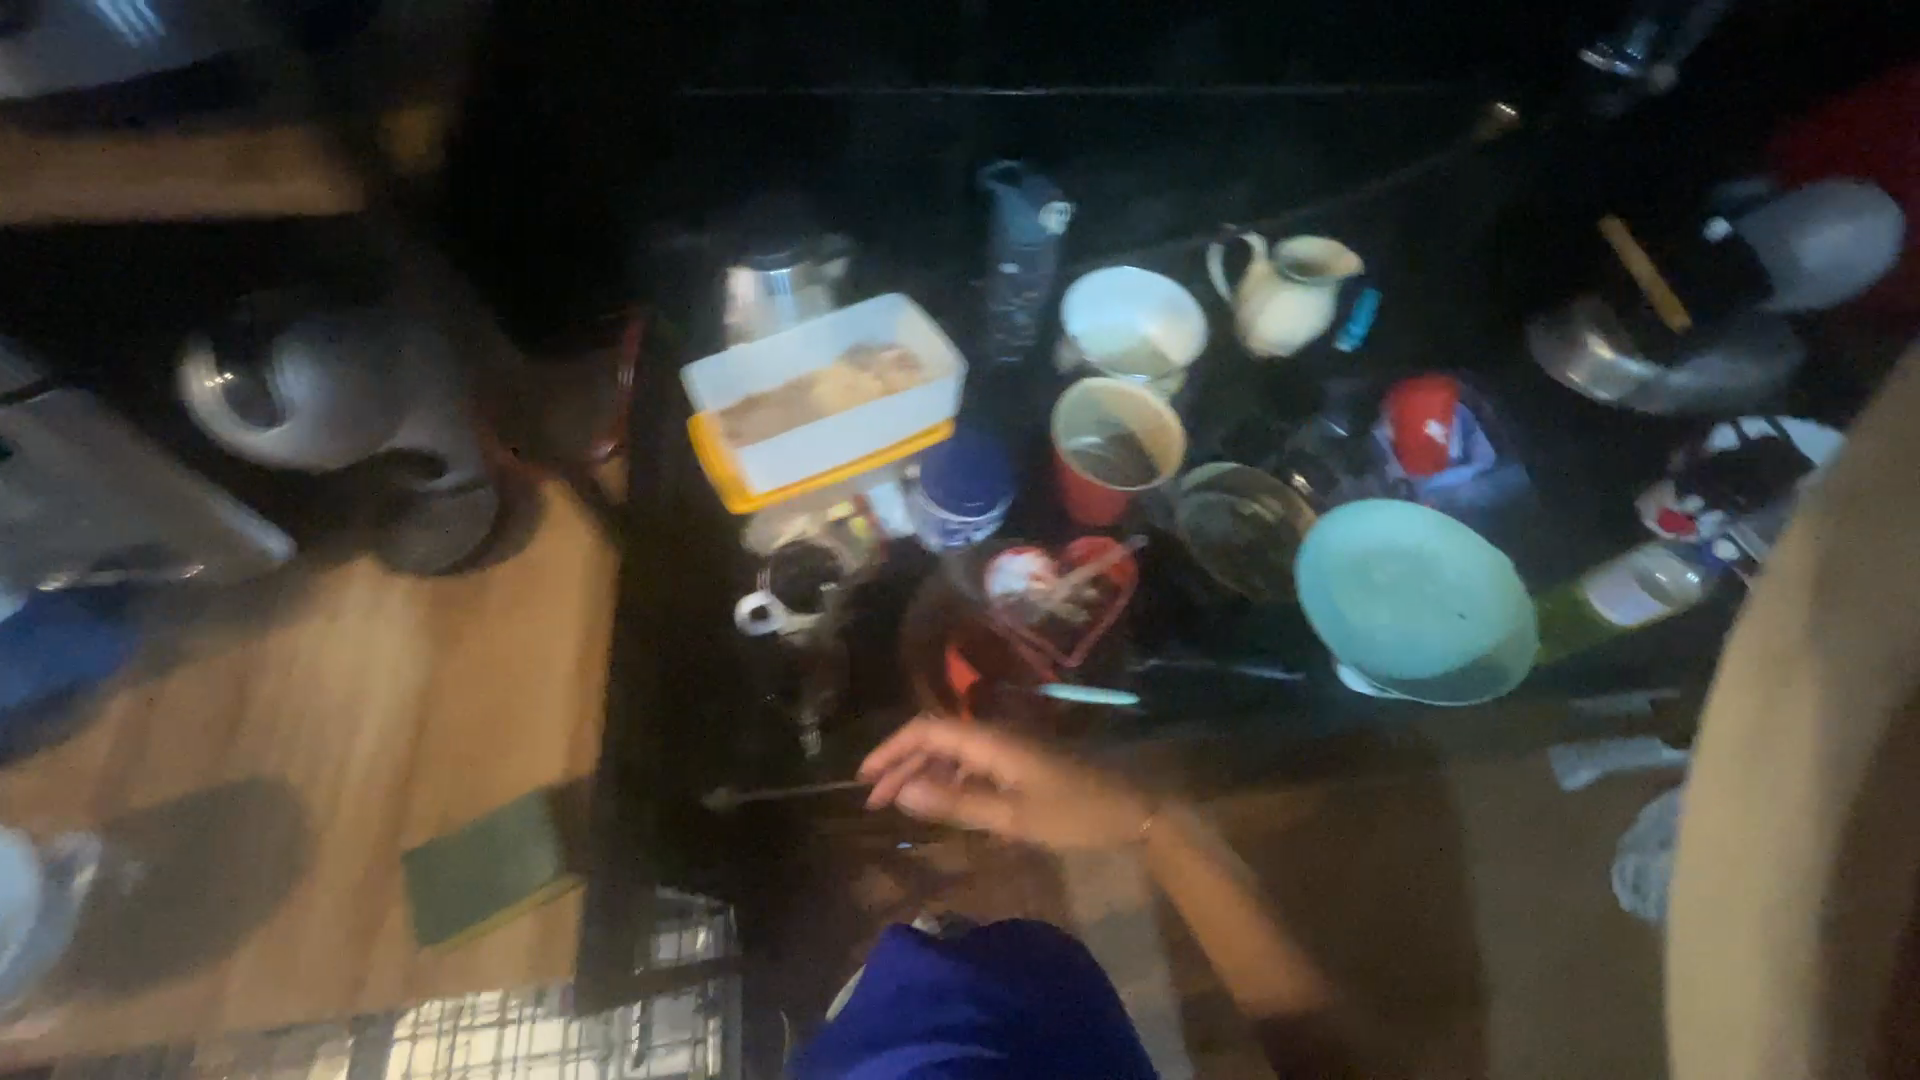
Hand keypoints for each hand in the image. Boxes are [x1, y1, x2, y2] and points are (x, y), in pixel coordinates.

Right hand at [859, 715, 1153, 850]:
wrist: (1136, 810)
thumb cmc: (1075, 814)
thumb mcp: (1012, 817)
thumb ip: (955, 803)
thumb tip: (900, 790)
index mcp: (991, 739)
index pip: (927, 730)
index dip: (891, 749)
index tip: (863, 778)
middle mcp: (996, 732)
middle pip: (937, 737)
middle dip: (901, 763)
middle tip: (873, 800)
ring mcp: (1010, 744)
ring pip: (954, 749)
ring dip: (923, 770)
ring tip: (897, 801)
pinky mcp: (1022, 759)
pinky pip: (973, 760)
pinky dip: (949, 777)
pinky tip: (940, 799)